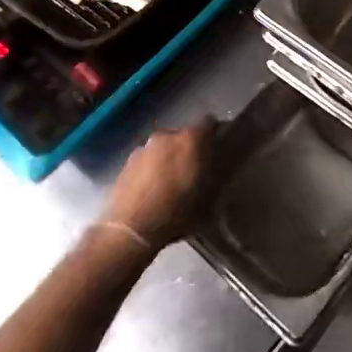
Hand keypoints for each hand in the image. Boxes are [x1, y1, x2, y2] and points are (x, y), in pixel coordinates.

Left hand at [101, 118, 215, 247]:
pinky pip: (148, 159)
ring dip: (171, 158)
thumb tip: (223, 160)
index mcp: (190, 139)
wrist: (132, 229)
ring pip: (165, 147)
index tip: (219, 151)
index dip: (216, 135)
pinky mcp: (127, 161)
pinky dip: (153, 168)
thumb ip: (220, 172)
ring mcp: (144, 147)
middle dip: (192, 149)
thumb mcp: (211, 196)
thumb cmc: (178, 212)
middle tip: (196, 171)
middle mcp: (166, 135)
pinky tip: (153, 190)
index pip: (210, 123)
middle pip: (185, 135)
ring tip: (171, 183)